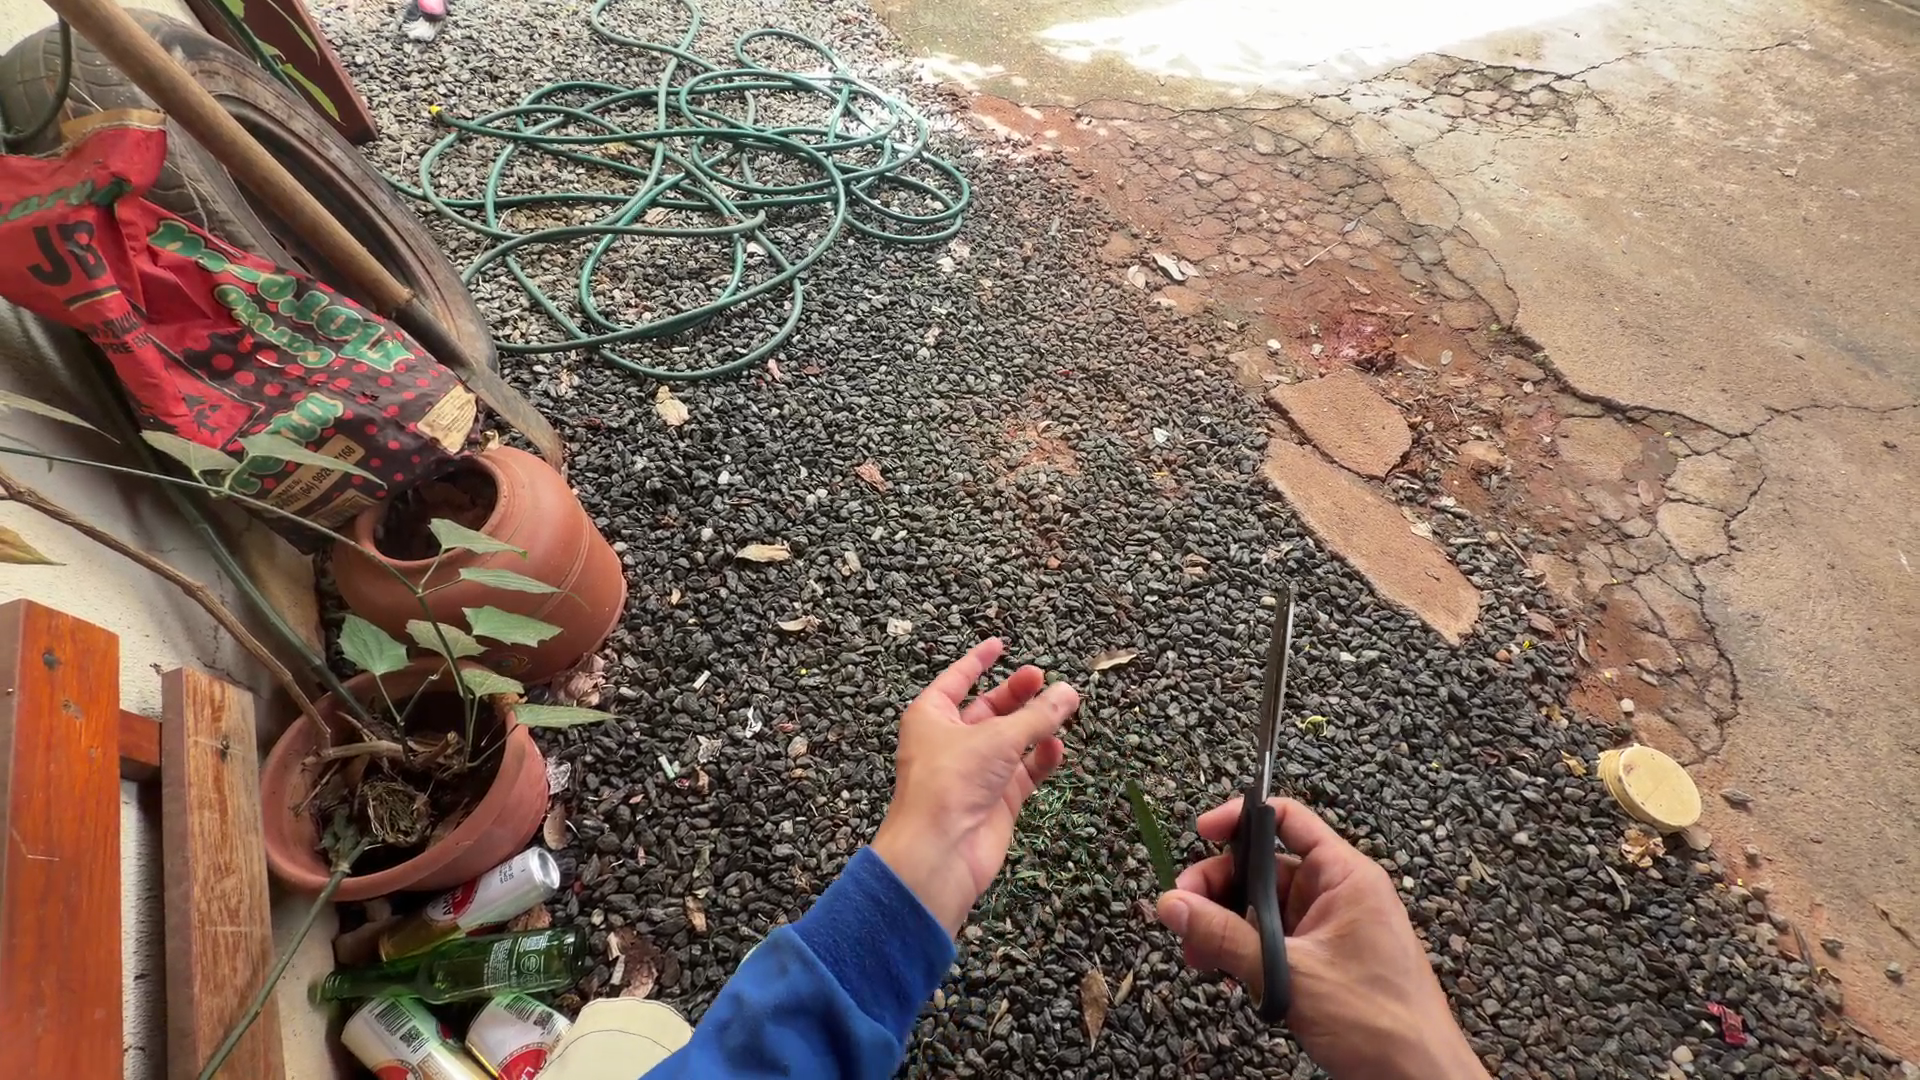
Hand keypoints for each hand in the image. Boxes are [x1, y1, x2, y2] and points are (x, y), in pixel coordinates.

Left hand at [870, 639, 1080, 935]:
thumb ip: (1036, 715)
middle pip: (988, 708)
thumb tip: (1068, 691)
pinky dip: (1040, 758)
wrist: (939, 853)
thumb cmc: (949, 784)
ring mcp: (974, 771)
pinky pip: (1023, 771)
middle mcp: (951, 741)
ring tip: (1065, 705)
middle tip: (1042, 677)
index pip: (957, 679)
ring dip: (1035, 724)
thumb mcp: (996, 738)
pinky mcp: (995, 799)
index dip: (978, 661)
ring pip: (1010, 739)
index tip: (999, 645)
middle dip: (1016, 693)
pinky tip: (1057, 746)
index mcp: (931, 717)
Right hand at [1156, 797, 1487, 1079]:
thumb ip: (1224, 936)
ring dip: (1223, 923)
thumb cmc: (1380, 1025)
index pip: (1286, 818)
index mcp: (1343, 875)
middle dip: (1217, 887)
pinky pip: (1268, 936)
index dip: (1241, 817)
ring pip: (1258, 904)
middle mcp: (1333, 891)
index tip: (1202, 832)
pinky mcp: (1317, 956)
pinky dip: (1240, 947)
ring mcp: (1325, 924)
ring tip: (1197, 952)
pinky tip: (1222, 970)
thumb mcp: (1291, 974)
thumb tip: (1171, 903)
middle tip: (1182, 910)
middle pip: (1260, 865)